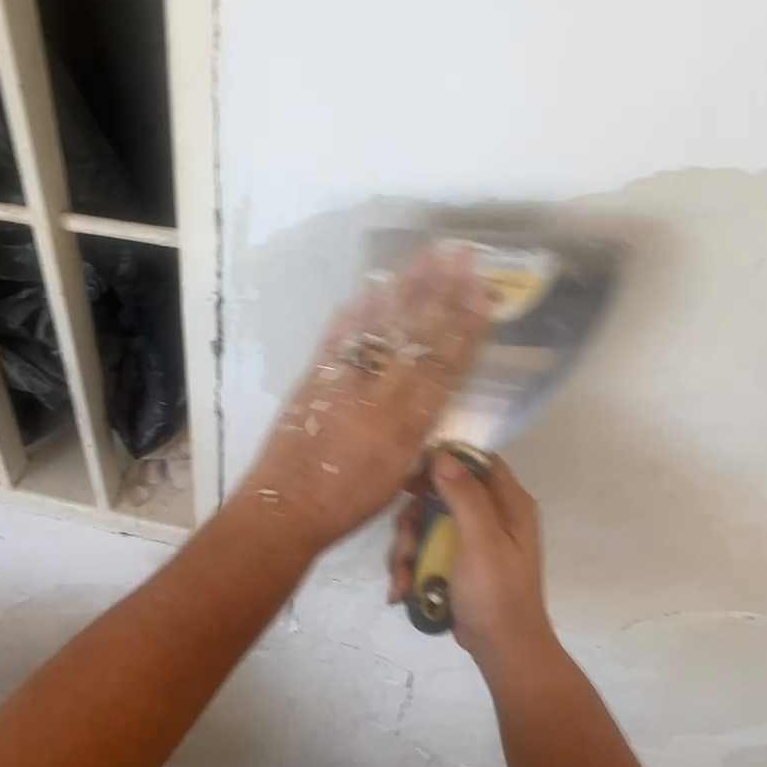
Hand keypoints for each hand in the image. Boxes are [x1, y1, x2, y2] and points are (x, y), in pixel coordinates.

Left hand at [236, 245, 491, 548]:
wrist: (286, 511)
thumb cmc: (345, 506)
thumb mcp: (397, 478)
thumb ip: (416, 435)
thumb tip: (430, 398)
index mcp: (407, 430)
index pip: (445, 369)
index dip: (466, 328)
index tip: (481, 293)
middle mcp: (380, 402)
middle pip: (418, 340)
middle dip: (442, 294)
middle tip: (461, 255)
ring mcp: (344, 388)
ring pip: (381, 332)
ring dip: (405, 291)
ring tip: (425, 256)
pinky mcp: (312, 383)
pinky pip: (337, 342)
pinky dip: (353, 314)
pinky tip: (369, 287)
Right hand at [388, 451, 548, 657]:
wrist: (501, 648)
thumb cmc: (496, 592)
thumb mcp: (481, 540)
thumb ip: (463, 495)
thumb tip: (441, 453)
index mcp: (508, 503)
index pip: (476, 461)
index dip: (444, 462)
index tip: (413, 477)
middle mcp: (491, 516)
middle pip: (439, 494)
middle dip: (413, 519)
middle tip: (405, 542)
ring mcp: (470, 541)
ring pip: (425, 525)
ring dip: (406, 550)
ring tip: (402, 578)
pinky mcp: (455, 563)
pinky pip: (424, 551)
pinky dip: (410, 568)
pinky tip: (402, 590)